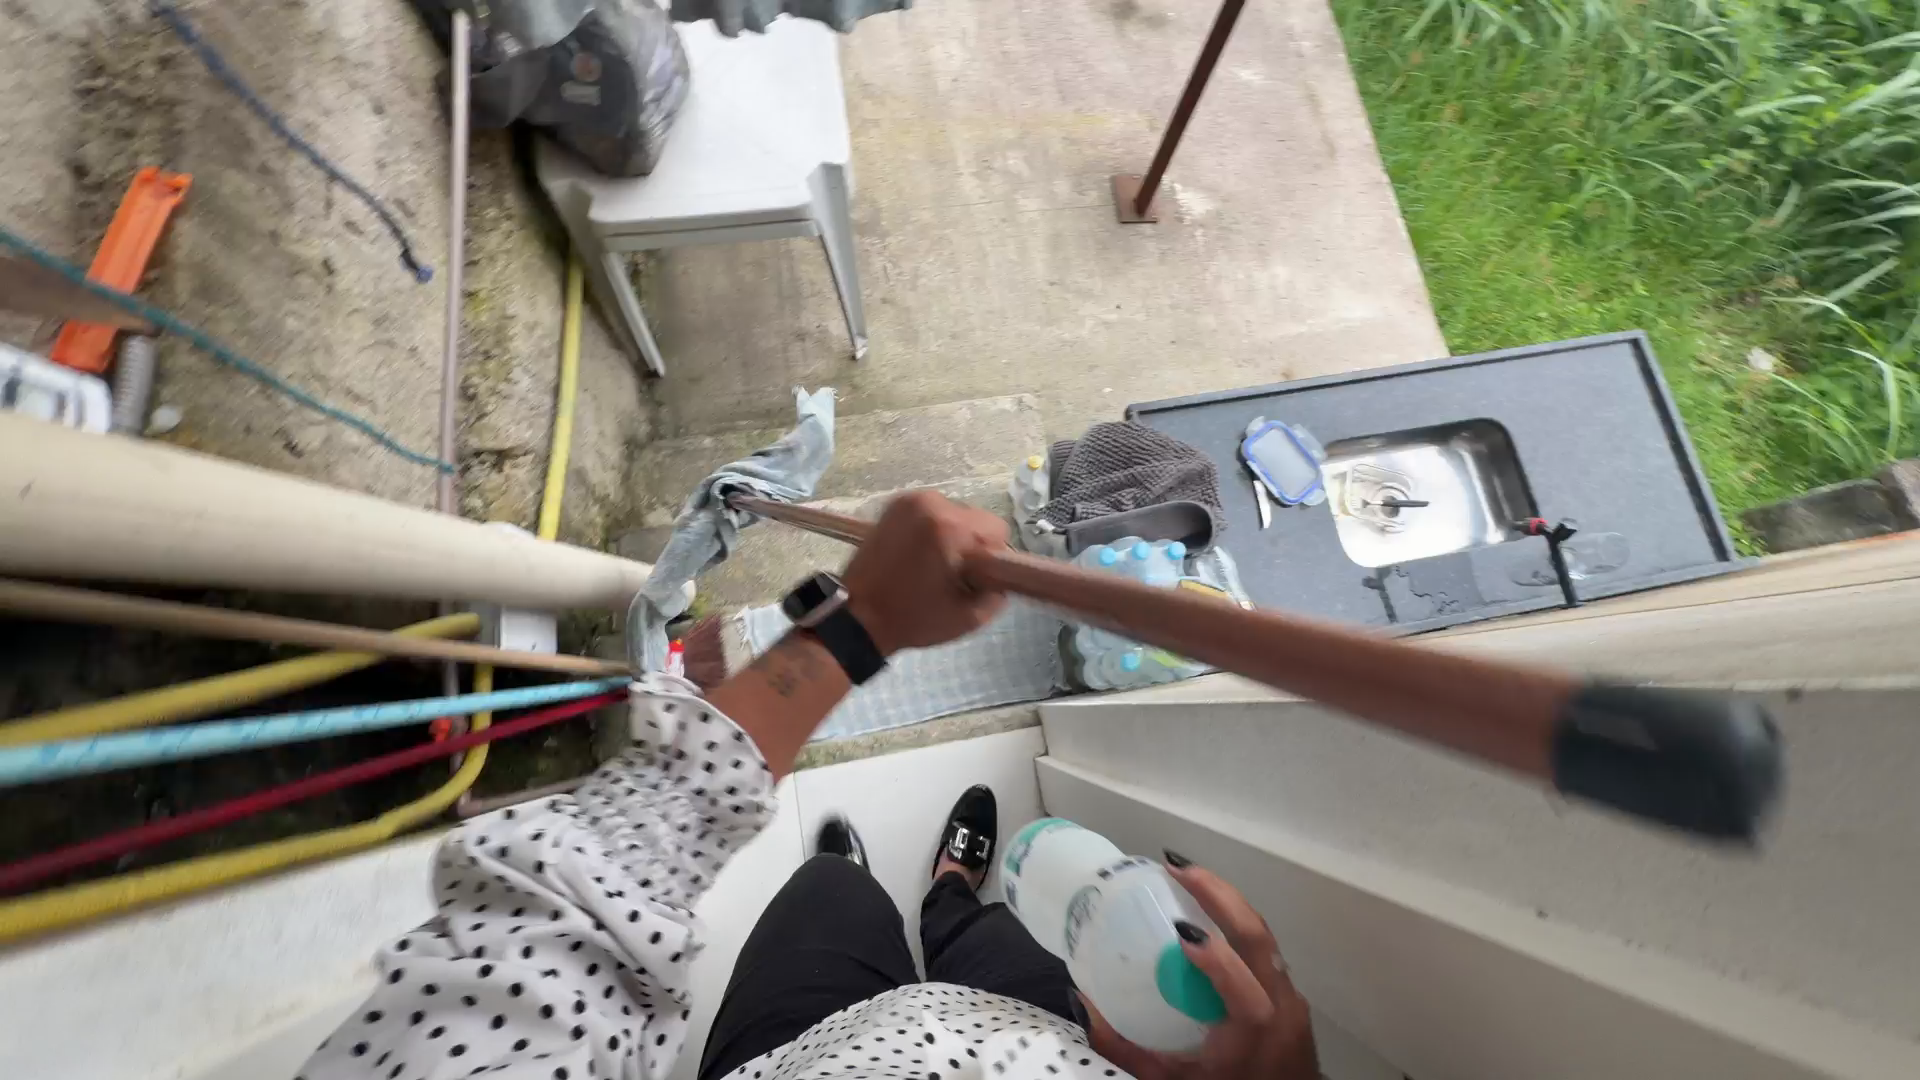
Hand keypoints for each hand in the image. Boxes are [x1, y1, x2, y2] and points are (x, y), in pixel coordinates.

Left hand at [841, 490, 1007, 655]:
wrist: (857, 616)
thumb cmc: (913, 619)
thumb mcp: (968, 618)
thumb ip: (997, 594)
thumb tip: (1001, 577)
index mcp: (949, 527)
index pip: (996, 529)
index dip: (991, 557)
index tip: (973, 578)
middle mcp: (930, 503)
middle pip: (974, 519)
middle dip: (970, 545)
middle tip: (950, 575)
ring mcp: (908, 500)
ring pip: (953, 514)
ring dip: (951, 536)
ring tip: (931, 565)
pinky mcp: (894, 504)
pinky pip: (931, 512)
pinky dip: (931, 529)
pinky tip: (917, 554)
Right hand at [1083, 857, 1317, 1079]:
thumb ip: (1123, 1048)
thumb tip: (1081, 1002)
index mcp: (1255, 1028)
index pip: (1239, 982)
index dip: (1213, 952)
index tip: (1176, 924)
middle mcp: (1280, 1003)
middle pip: (1255, 934)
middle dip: (1216, 893)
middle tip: (1174, 865)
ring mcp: (1290, 992)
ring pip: (1261, 931)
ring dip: (1225, 898)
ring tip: (1186, 874)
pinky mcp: (1289, 989)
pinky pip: (1262, 942)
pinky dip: (1235, 916)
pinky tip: (1208, 906)